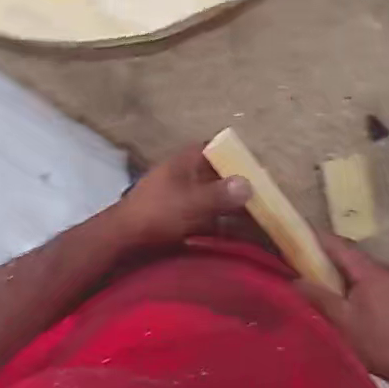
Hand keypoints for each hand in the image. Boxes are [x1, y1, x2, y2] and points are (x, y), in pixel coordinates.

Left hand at [111, 143, 251, 247]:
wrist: (122, 239)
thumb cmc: (157, 212)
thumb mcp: (193, 202)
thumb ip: (222, 193)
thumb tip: (249, 184)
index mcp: (188, 159)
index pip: (219, 148)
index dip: (239, 157)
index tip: (260, 172)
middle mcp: (187, 173)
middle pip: (222, 175)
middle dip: (241, 188)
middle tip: (266, 201)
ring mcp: (183, 195)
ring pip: (217, 197)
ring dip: (234, 209)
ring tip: (259, 221)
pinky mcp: (181, 217)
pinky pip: (210, 217)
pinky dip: (224, 224)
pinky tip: (240, 235)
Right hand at [295, 233, 388, 387]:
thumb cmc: (380, 344)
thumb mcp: (342, 322)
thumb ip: (318, 297)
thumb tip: (294, 280)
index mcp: (371, 270)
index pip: (339, 244)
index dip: (317, 238)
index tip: (298, 237)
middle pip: (354, 256)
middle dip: (330, 259)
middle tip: (306, 267)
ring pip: (367, 270)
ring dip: (347, 275)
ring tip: (328, 288)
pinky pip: (379, 282)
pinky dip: (362, 285)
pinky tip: (355, 304)